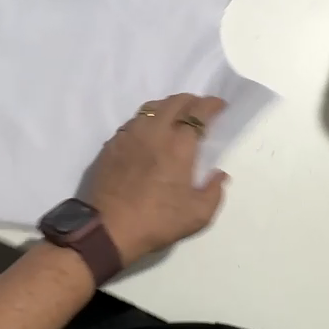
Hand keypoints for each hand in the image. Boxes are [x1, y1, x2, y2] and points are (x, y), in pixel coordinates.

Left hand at [85, 93, 228, 264]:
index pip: (198, 112)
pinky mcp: (112, 144)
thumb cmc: (157, 221)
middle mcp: (154, 131)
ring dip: (167, 107)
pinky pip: (133, 122)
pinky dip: (147, 120)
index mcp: (179, 145)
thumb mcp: (198, 215)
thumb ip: (214, 191)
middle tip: (199, 110)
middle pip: (174, 102)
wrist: (108, 228)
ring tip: (174, 118)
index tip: (220, 106)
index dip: (212, 104)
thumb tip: (219, 174)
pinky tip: (148, 135)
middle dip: (191, 101)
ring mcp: (129, 135)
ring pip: (151, 107)